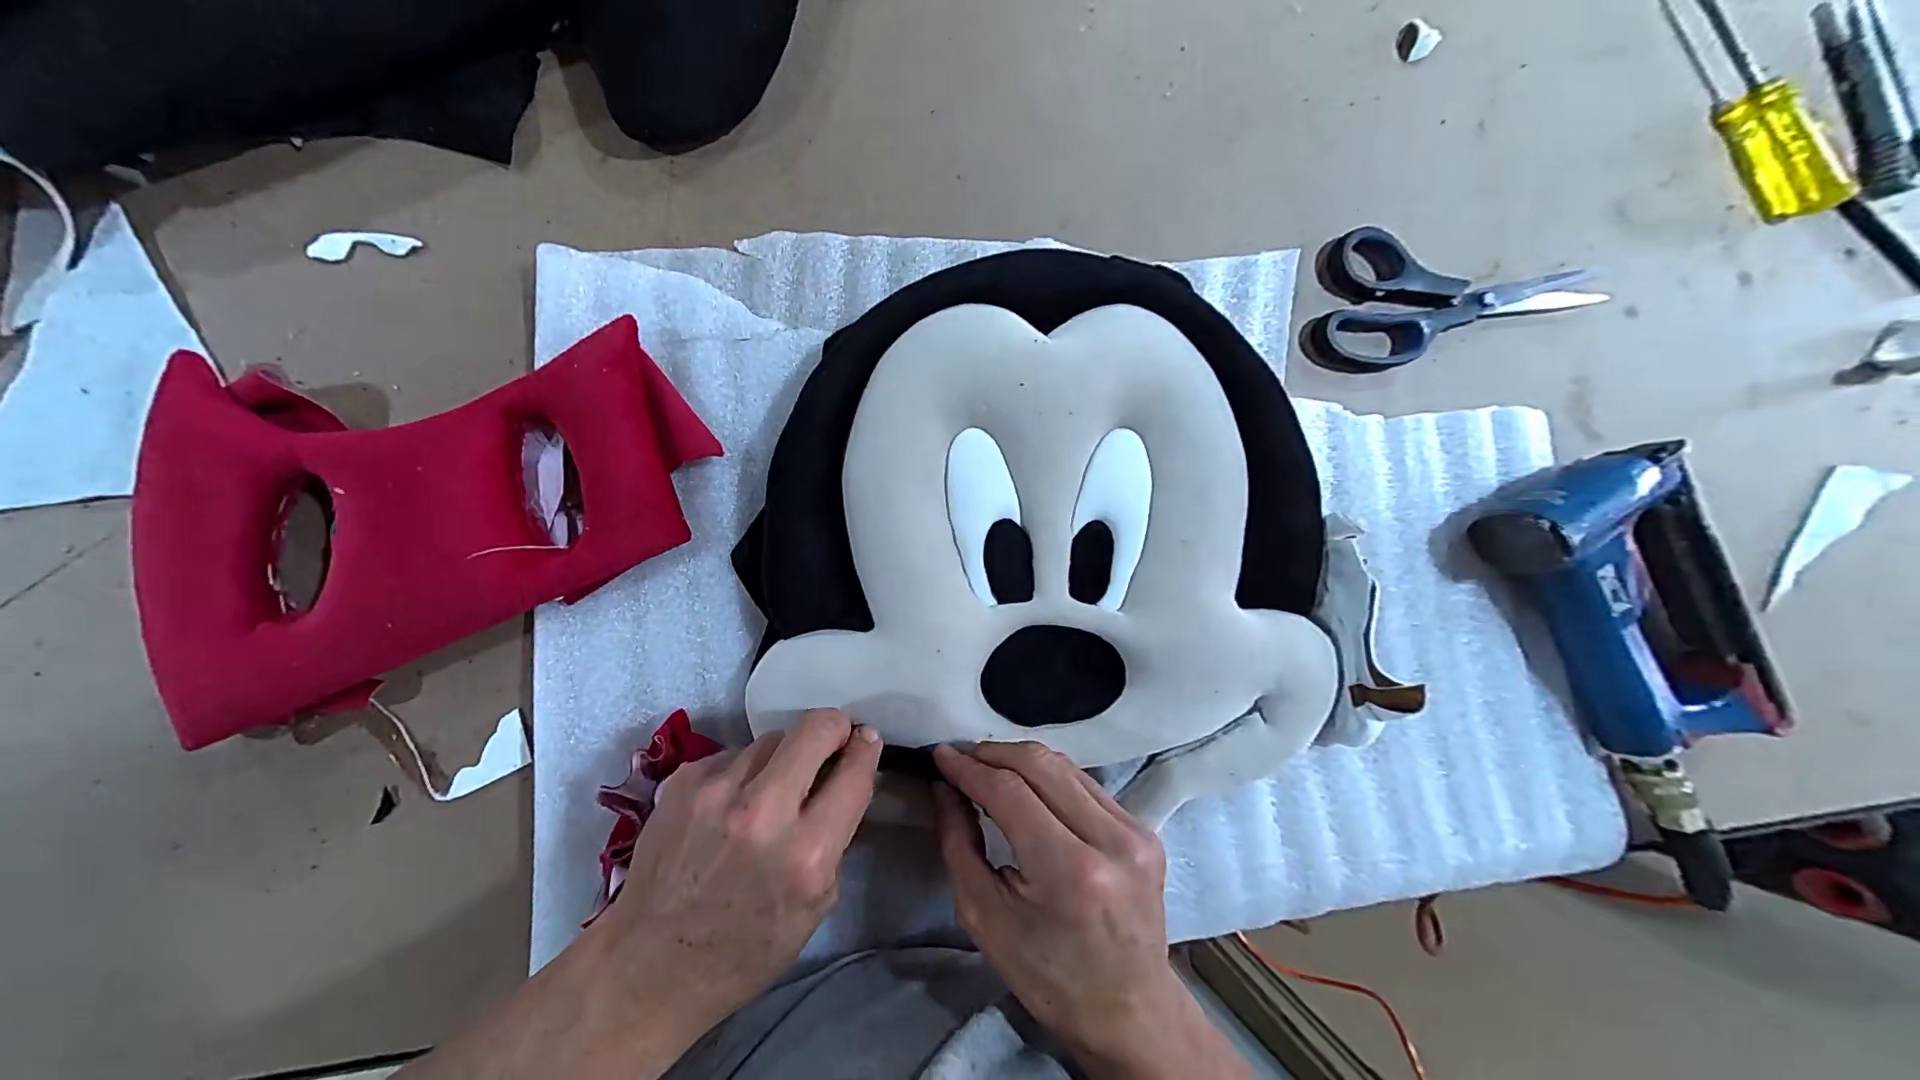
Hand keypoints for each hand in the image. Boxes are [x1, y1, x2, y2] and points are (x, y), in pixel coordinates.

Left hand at [603, 707, 881, 1026]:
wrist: (649, 967)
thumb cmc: (746, 950)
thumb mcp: (816, 905)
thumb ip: (836, 838)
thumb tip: (845, 781)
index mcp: (806, 853)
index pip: (854, 773)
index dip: (866, 748)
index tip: (866, 739)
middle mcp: (763, 813)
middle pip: (815, 729)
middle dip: (833, 727)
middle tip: (831, 739)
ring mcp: (716, 792)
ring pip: (771, 739)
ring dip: (782, 756)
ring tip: (771, 786)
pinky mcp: (682, 782)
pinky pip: (731, 754)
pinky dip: (742, 770)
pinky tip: (731, 803)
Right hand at [933, 742, 1249, 1078]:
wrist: (1129, 1010)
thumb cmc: (1048, 975)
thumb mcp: (985, 918)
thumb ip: (959, 844)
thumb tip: (946, 787)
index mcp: (1070, 870)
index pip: (1010, 791)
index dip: (970, 768)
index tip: (940, 755)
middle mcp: (1110, 839)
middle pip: (1041, 764)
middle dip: (993, 753)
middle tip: (961, 758)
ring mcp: (1136, 830)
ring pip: (1065, 766)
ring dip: (1020, 760)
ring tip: (987, 768)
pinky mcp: (1145, 828)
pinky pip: (1086, 783)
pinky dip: (1049, 777)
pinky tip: (1026, 786)